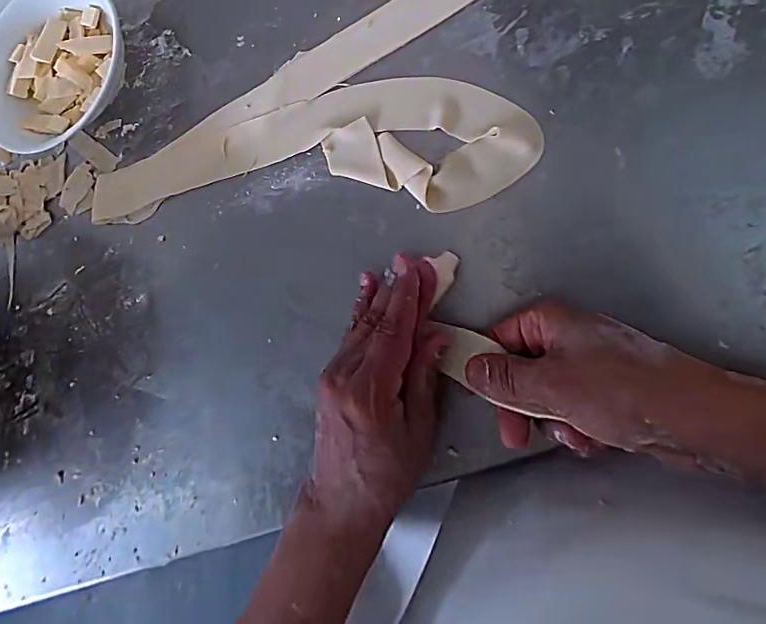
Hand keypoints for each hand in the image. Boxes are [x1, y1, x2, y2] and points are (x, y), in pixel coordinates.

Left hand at [303, 253, 449, 533]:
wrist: (339, 503)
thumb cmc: (386, 475)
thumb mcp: (418, 429)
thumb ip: (423, 376)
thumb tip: (435, 334)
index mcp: (369, 390)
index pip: (395, 332)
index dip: (410, 298)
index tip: (421, 271)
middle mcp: (345, 374)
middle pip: (377, 322)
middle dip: (397, 289)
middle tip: (412, 261)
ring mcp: (333, 373)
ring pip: (362, 326)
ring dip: (379, 296)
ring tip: (391, 269)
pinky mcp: (329, 376)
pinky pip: (351, 337)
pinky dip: (362, 313)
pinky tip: (367, 292)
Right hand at [464, 300, 740, 460]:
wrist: (692, 417)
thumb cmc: (620, 391)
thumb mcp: (551, 386)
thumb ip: (506, 379)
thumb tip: (471, 367)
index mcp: (551, 320)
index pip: (501, 336)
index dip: (489, 368)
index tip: (484, 400)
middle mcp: (569, 335)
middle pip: (523, 369)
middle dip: (524, 405)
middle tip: (519, 435)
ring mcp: (592, 362)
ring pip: (550, 395)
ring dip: (555, 421)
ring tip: (577, 433)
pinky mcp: (611, 390)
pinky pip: (578, 408)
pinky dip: (581, 426)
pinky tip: (598, 439)